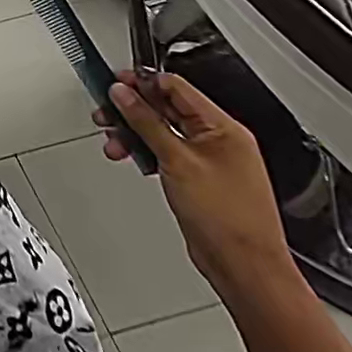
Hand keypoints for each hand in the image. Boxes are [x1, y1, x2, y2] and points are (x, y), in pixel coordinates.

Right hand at [98, 72, 290, 287]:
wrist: (244, 270)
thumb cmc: (229, 220)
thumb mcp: (177, 160)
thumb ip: (147, 122)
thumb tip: (125, 94)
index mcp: (222, 126)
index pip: (176, 87)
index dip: (143, 81)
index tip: (117, 82)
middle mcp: (216, 139)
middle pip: (166, 108)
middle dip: (133, 108)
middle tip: (107, 110)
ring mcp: (206, 160)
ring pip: (162, 131)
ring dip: (134, 132)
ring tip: (113, 138)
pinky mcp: (196, 178)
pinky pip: (166, 152)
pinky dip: (145, 152)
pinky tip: (130, 156)